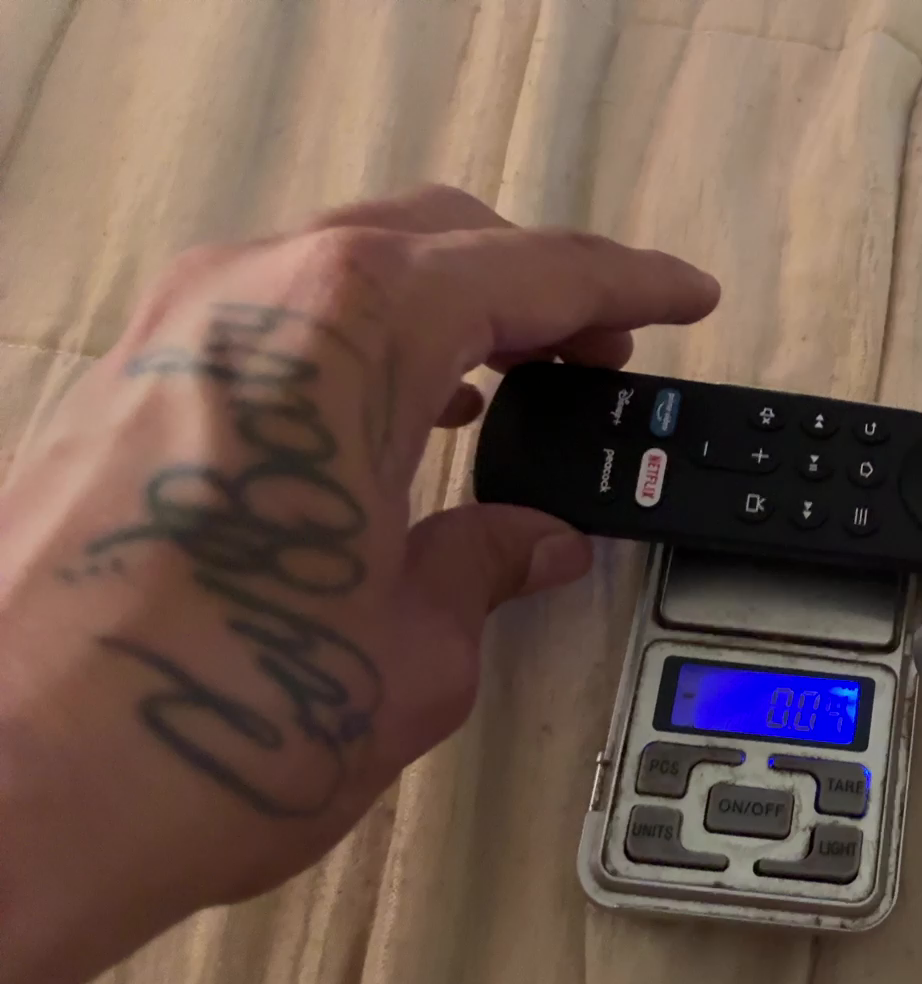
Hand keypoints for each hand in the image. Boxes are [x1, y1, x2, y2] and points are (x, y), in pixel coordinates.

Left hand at [0, 186, 717, 983]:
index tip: (692, 297)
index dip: (632, 283)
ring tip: (543, 372)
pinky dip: (396, 339)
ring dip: (476, 306)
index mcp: (350, 338)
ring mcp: (182, 338)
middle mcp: (255, 305)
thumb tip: (539, 545)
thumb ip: (486, 566)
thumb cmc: (222, 716)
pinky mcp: (142, 387)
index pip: (532, 274)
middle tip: (616, 349)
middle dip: (553, 287)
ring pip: (370, 262)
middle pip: (448, 240)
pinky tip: (434, 405)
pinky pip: (304, 316)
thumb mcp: (415, 647)